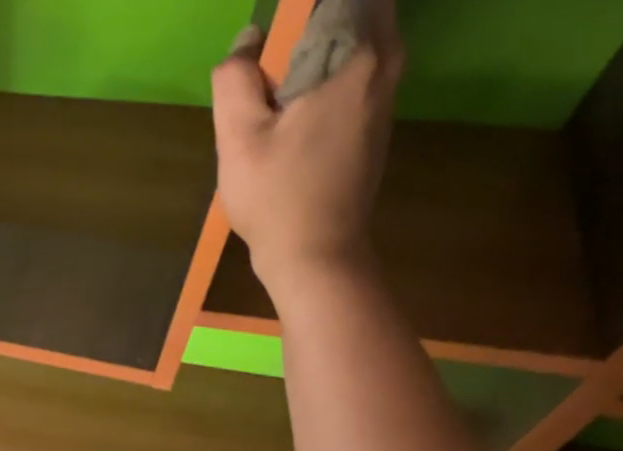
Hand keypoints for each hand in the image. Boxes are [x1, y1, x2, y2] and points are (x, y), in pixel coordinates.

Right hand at [211, 5, 403, 290]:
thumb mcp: (238, 138)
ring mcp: (387, 93)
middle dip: (319, 16)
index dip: (299, 11)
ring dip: (326, 35)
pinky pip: (364, 62)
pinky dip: (336, 59)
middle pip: (360, 7)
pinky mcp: (379, 118)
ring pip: (365, 32)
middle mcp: (383, 64)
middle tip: (275, 47)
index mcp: (353, 57)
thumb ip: (235, 80)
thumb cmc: (276, 197)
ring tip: (282, 63)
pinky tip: (298, 88)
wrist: (318, 254)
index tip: (273, 31)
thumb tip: (249, 40)